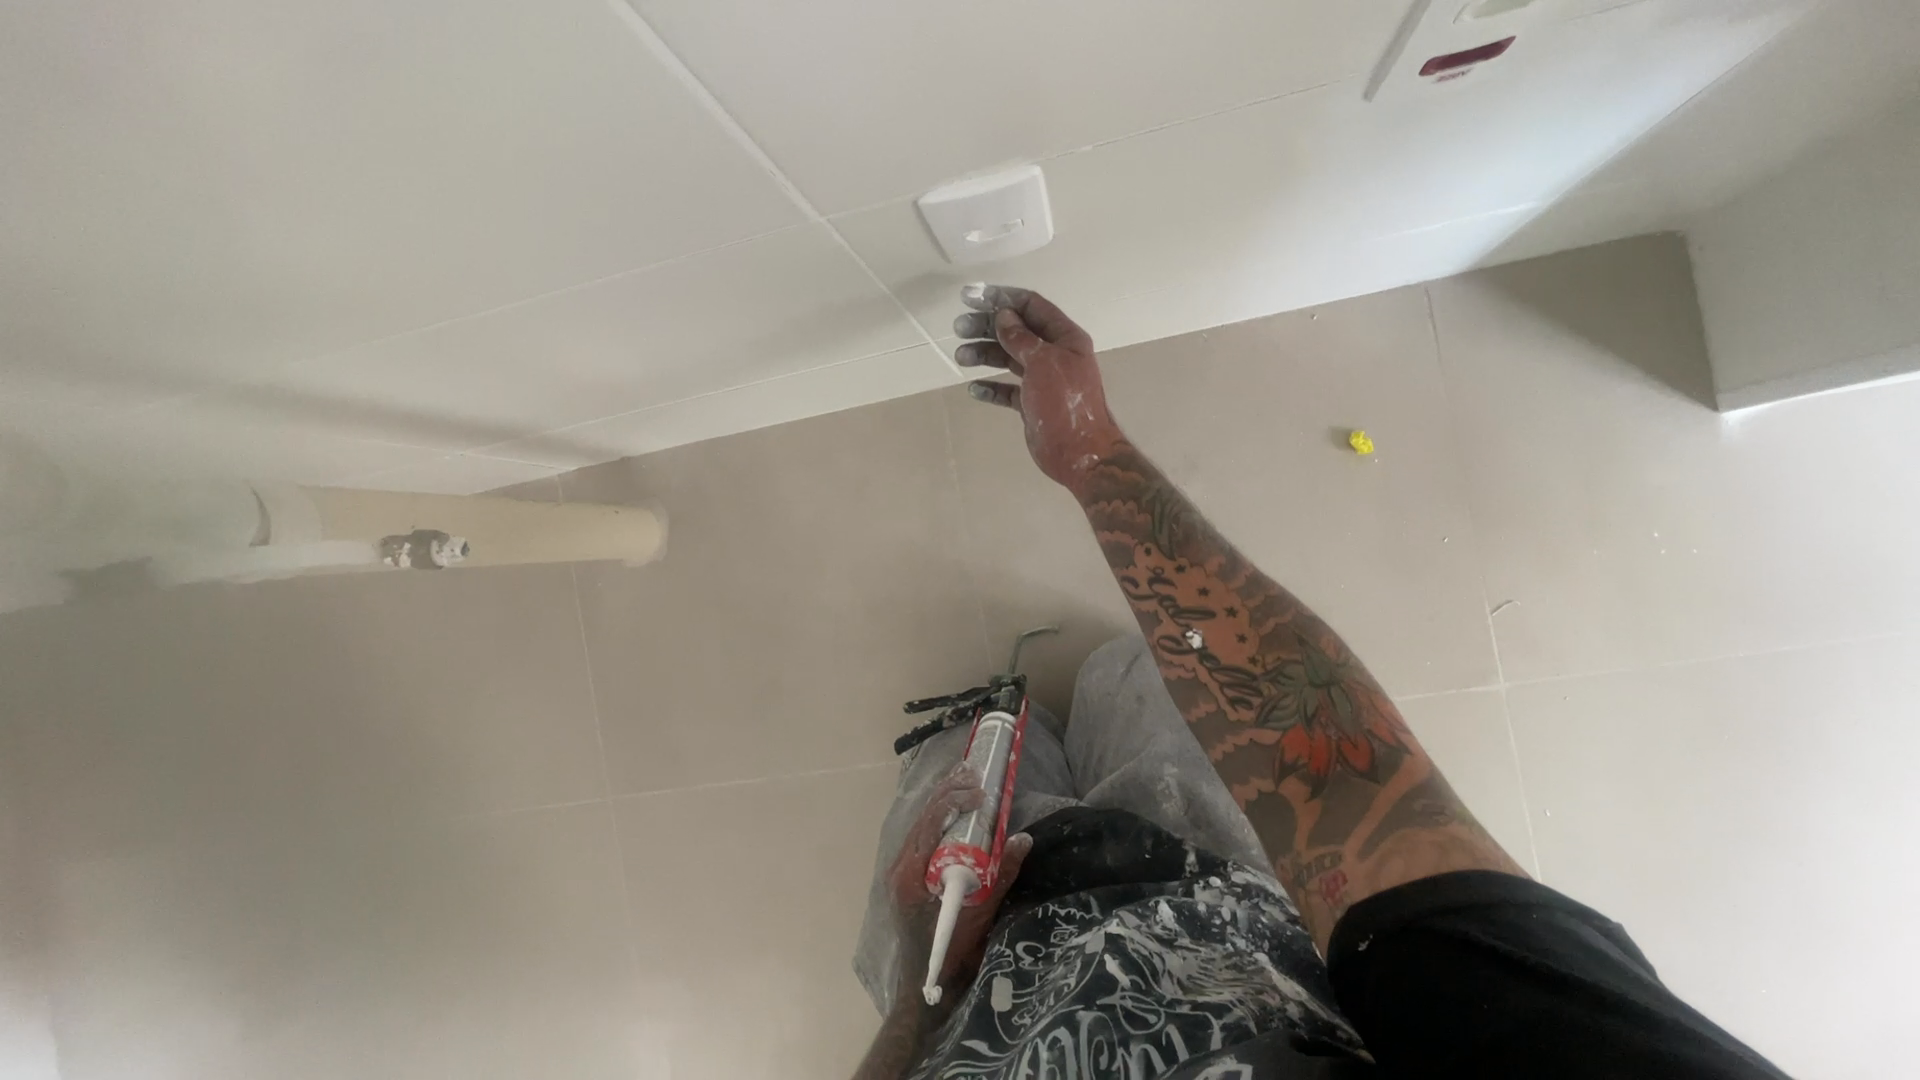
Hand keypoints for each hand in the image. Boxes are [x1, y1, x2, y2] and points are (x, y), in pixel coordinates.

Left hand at [887, 763, 1033, 1004]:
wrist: (927, 988)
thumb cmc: (953, 954)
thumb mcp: (982, 913)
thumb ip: (1001, 874)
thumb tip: (1022, 838)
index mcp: (912, 875)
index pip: (930, 823)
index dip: (954, 801)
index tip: (982, 793)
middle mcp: (900, 867)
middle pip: (923, 817)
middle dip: (949, 792)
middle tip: (976, 774)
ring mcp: (901, 871)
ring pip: (920, 824)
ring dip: (943, 800)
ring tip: (965, 776)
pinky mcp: (907, 875)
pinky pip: (922, 837)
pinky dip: (939, 818)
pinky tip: (955, 805)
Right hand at [954, 285, 1125, 491]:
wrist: (1080, 453)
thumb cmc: (1066, 403)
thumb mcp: (1044, 363)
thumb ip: (1021, 338)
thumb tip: (1003, 316)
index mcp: (1064, 338)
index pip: (1031, 307)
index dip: (1001, 299)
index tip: (970, 298)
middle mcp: (1053, 354)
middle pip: (1016, 332)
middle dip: (987, 327)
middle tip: (959, 329)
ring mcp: (1042, 380)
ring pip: (1008, 359)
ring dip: (984, 355)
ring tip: (961, 357)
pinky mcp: (1031, 404)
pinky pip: (1007, 389)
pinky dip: (991, 387)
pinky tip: (974, 388)